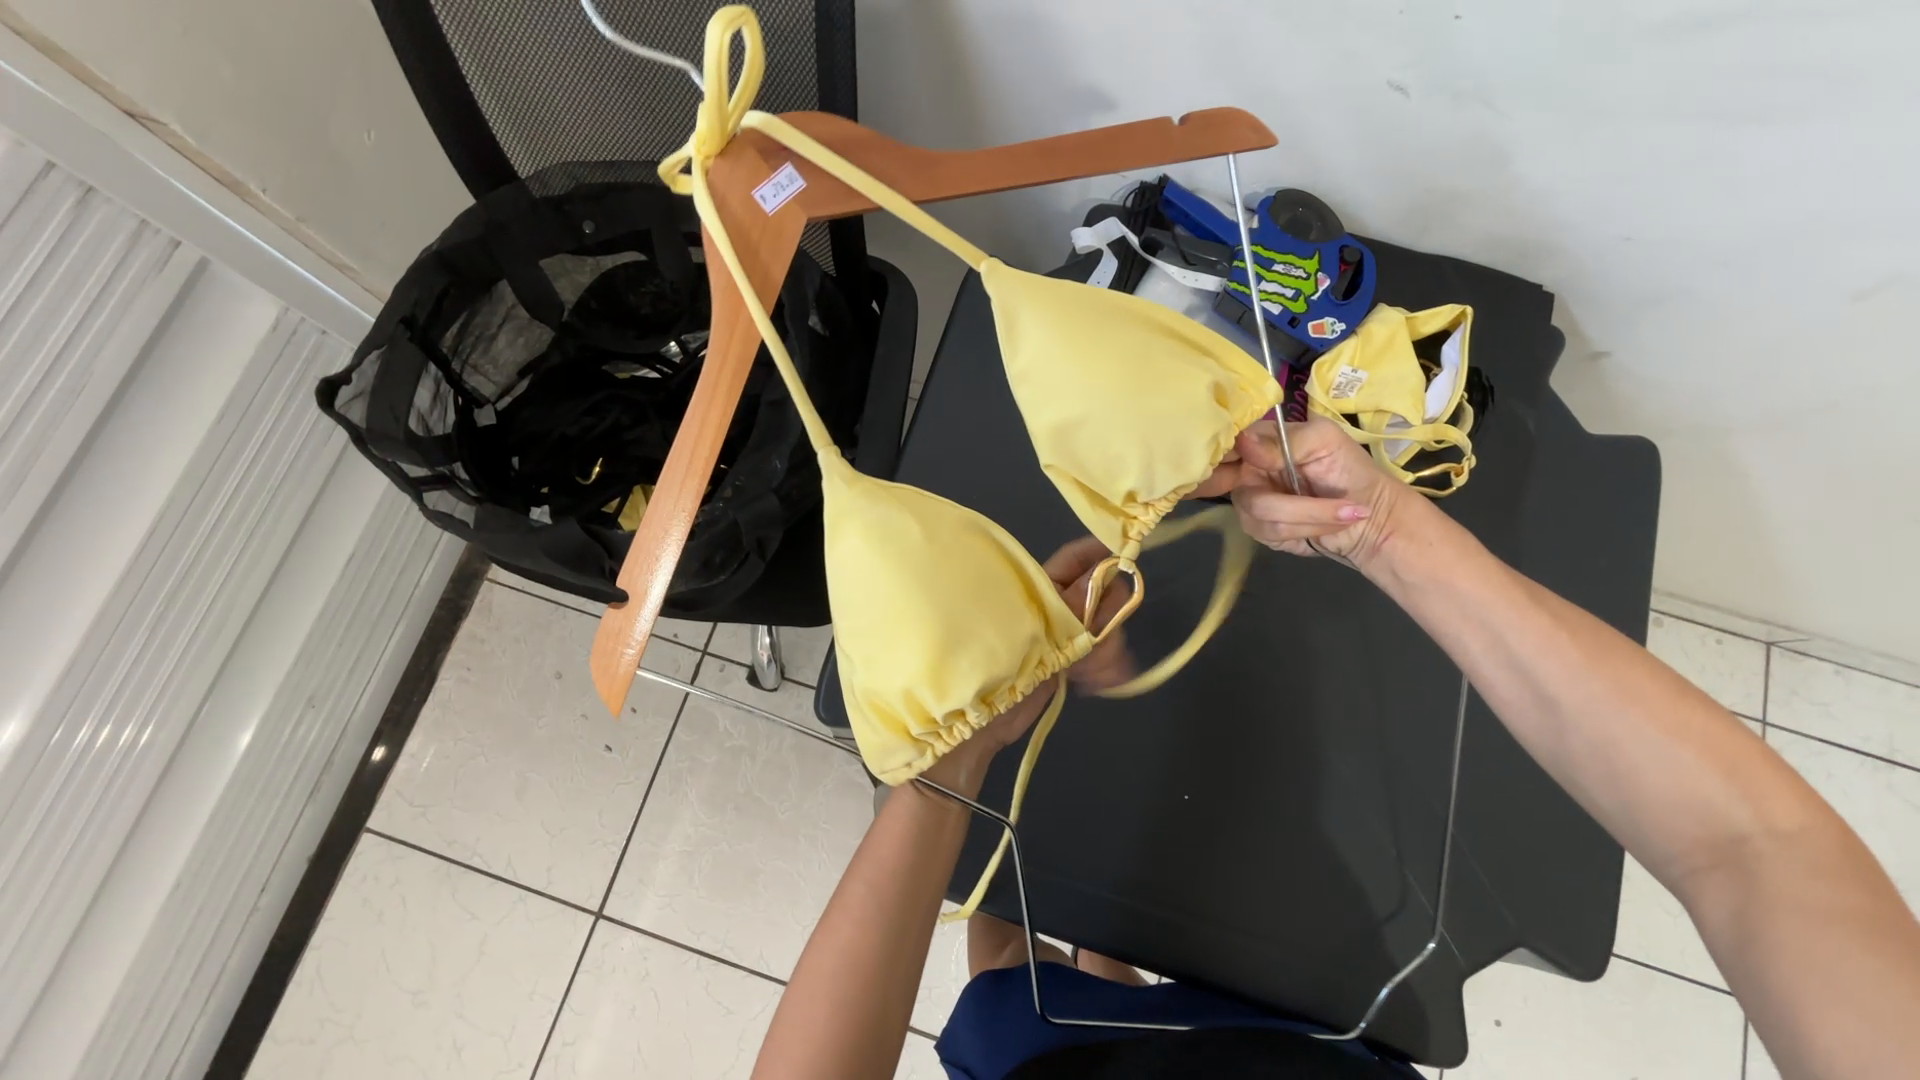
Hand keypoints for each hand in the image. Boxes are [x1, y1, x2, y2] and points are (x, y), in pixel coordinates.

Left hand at [918, 536, 1136, 794]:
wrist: (979, 722)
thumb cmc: (995, 667)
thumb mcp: (1038, 631)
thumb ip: (1076, 603)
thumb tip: (1110, 572)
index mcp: (1036, 588)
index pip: (1074, 559)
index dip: (1101, 554)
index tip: (1130, 558)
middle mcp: (1052, 606)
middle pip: (1100, 596)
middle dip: (1110, 618)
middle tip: (1103, 641)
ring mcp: (1062, 635)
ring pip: (1105, 628)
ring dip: (1108, 649)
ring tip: (1092, 674)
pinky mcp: (1069, 663)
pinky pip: (1101, 655)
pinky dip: (1106, 667)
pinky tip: (1100, 682)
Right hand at [1197, 415, 1412, 567]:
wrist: (1373, 517)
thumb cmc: (1351, 470)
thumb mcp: (1325, 441)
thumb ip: (1285, 441)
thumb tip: (1243, 441)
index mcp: (1257, 442)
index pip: (1226, 444)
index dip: (1229, 455)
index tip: (1254, 462)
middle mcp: (1245, 472)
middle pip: (1237, 486)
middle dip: (1291, 500)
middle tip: (1332, 501)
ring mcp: (1249, 503)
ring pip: (1259, 512)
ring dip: (1311, 515)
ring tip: (1345, 513)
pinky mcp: (1260, 531)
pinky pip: (1270, 531)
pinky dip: (1308, 528)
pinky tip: (1331, 525)